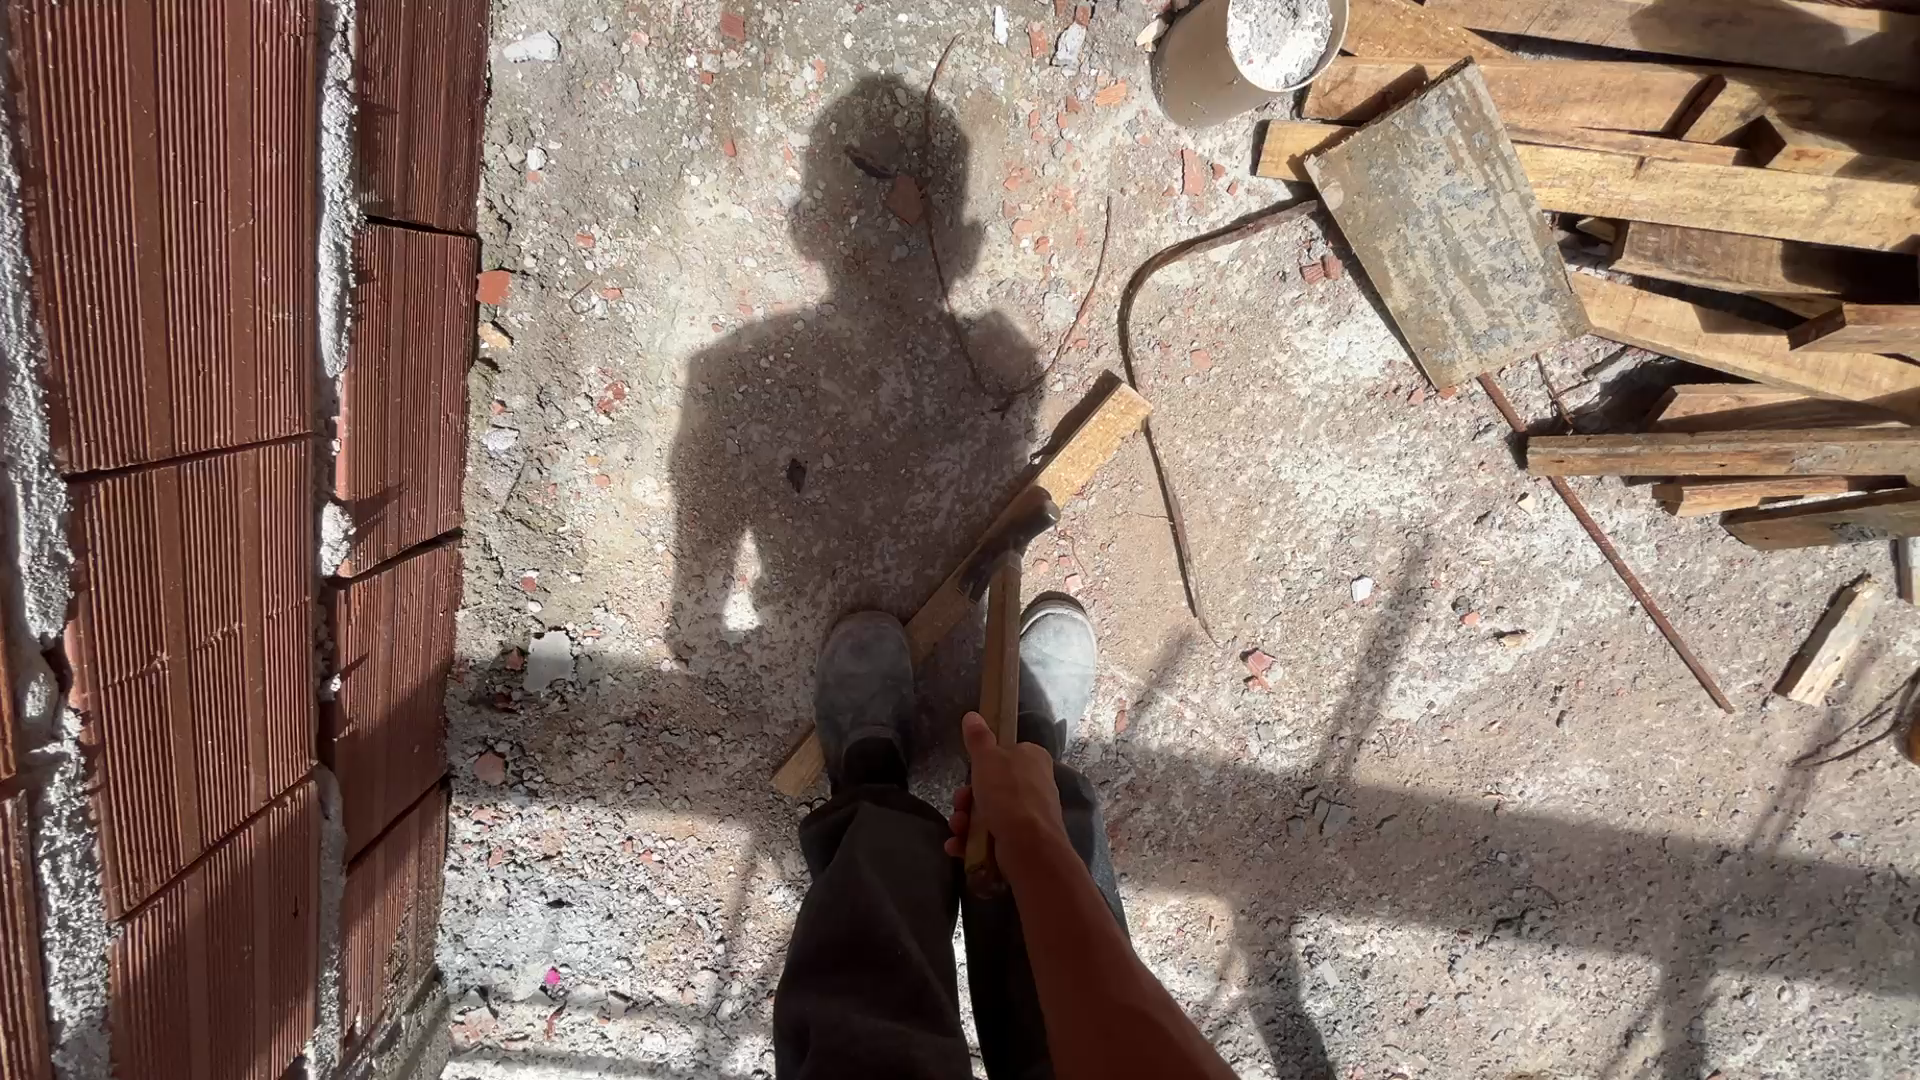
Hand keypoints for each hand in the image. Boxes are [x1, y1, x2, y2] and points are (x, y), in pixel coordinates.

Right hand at [943, 711, 1069, 872]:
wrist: (1030, 847)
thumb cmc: (1008, 794)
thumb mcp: (988, 759)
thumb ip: (978, 738)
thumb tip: (972, 715)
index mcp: (1033, 758)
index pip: (1006, 753)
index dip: (984, 763)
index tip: (969, 771)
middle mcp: (1035, 784)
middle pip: (992, 786)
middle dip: (968, 798)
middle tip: (959, 803)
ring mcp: (1029, 815)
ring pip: (988, 812)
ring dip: (966, 821)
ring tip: (957, 828)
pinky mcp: (1022, 840)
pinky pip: (991, 836)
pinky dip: (971, 841)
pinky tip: (957, 845)